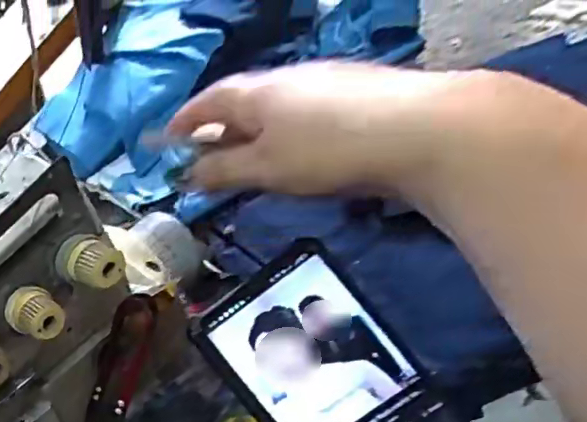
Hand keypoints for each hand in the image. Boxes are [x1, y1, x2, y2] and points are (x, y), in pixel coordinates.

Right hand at [166, 63, 495, 197]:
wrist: (421, 130)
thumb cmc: (325, 150)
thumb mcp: (260, 169)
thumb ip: (220, 172)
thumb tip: (190, 175)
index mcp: (260, 93)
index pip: (210, 100)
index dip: (185, 120)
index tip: (166, 141)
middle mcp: (289, 80)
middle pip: (241, 103)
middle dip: (214, 130)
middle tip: (198, 158)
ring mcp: (324, 85)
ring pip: (270, 110)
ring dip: (246, 134)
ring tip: (237, 163)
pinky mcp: (351, 97)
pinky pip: (297, 115)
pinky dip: (275, 135)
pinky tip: (281, 157)